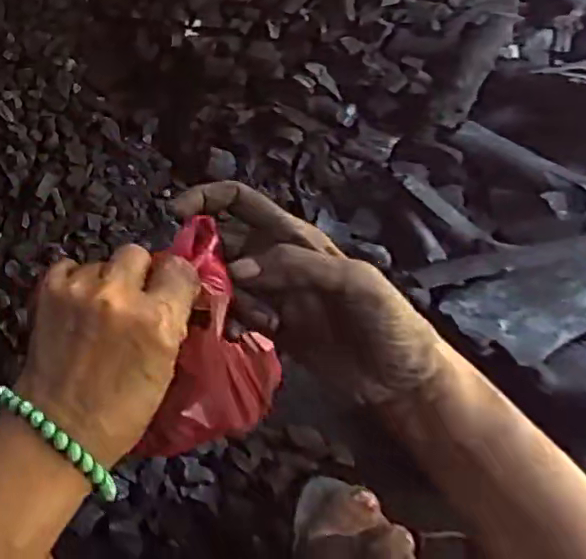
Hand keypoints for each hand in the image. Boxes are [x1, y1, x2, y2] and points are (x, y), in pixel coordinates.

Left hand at [16, 244, 200, 465]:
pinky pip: (69, 265)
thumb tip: (174, 297)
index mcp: (158, 319)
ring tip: (99, 308)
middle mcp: (119, 294)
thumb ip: (169, 324)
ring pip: (100, 261)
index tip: (173, 286)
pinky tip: (75, 304)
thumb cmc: (123, 408)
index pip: (179, 269)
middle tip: (133, 295)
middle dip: (138, 271)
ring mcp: (80, 286)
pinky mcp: (49, 286)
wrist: (62, 421)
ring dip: (104, 279)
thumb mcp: (165, 368)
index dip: (177, 277)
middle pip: (135, 253)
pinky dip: (74, 279)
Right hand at [174, 181, 447, 406]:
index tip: (176, 213)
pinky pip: (226, 310)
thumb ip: (297, 264)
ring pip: (217, 277)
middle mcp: (270, 257)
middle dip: (204, 257)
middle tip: (208, 282)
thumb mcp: (358, 283)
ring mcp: (265, 290)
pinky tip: (241, 335)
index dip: (203, 197)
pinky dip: (224, 320)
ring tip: (254, 320)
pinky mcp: (263, 321)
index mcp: (290, 236)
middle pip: (215, 240)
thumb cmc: (393, 326)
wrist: (409, 387)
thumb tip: (237, 268)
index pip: (236, 199)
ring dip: (220, 295)